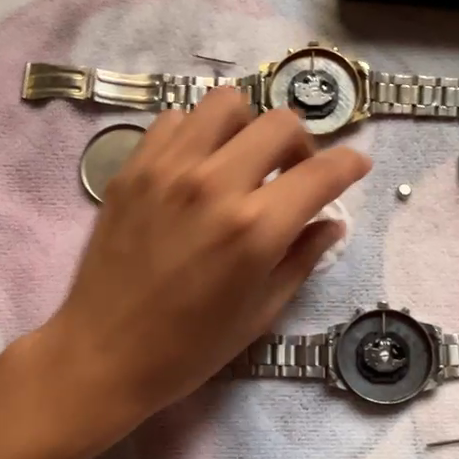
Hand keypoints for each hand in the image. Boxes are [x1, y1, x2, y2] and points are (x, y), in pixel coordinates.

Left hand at [36, 89, 369, 422]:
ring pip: (225, 105)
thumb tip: (331, 223)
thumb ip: (301, 258)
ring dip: (247, 128)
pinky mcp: (131, 169)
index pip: (321, 172)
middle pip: (279, 122)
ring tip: (241, 162)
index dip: (350, 165)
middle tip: (293, 174)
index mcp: (254, 229)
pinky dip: (197, 134)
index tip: (356, 167)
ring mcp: (167, 170)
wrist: (103, 354)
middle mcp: (214, 184)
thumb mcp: (260, 313)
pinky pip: (174, 121)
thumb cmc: (189, 348)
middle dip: (301, 144)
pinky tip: (196, 169)